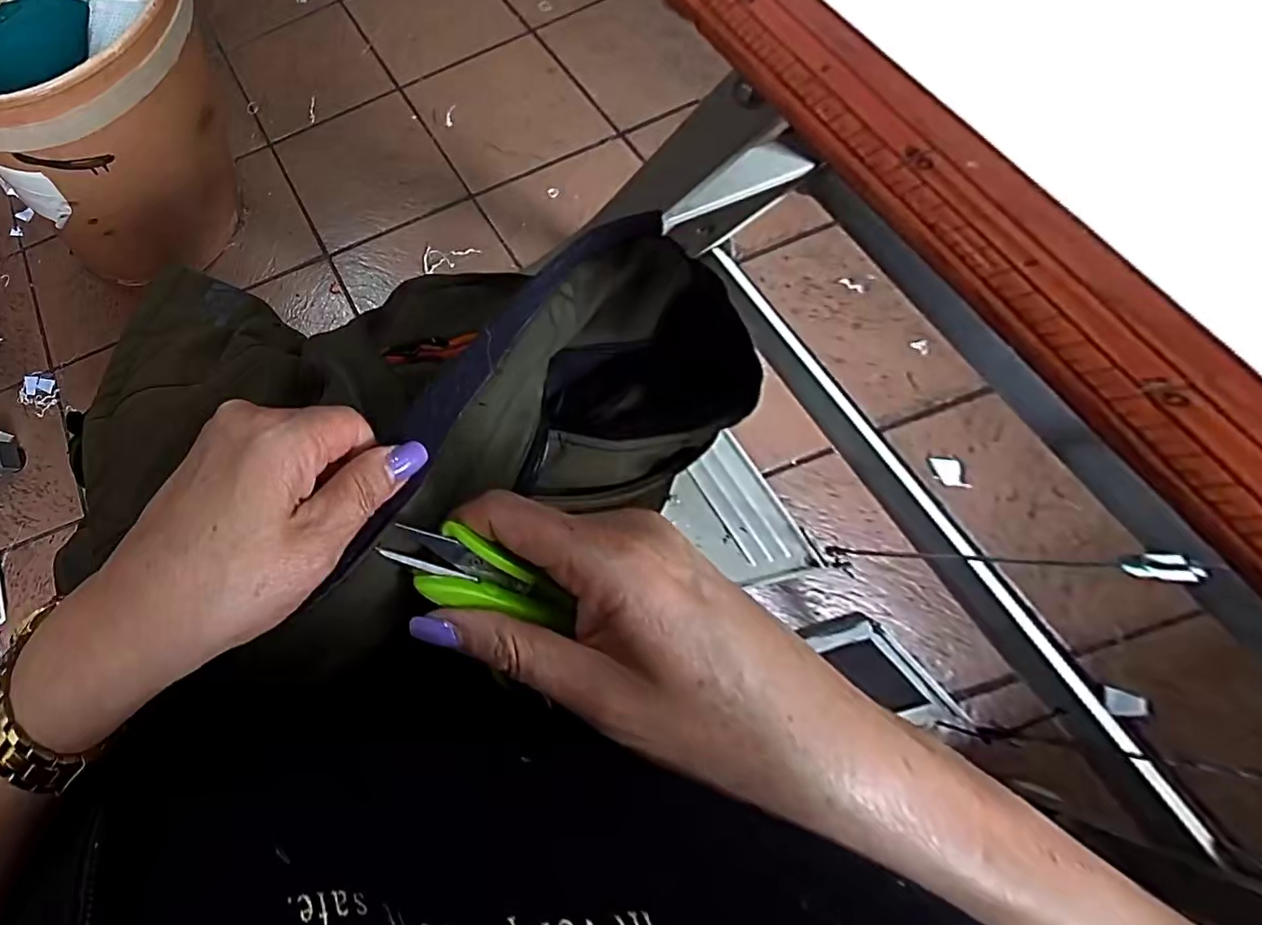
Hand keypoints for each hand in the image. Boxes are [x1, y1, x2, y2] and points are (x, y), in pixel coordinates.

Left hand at [11, 401, 425, 751]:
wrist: (140, 612)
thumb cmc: (235, 586)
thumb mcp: (315, 544)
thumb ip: (365, 490)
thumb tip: (410, 452)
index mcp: (278, 432)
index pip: (355, 424)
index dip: (363, 469)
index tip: (341, 517)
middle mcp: (245, 413)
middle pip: (320, 431)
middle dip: (328, 475)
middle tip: (304, 535)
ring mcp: (216, 430)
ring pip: (291, 443)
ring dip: (298, 481)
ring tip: (271, 536)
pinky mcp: (199, 450)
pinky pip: (258, 451)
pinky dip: (268, 480)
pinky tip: (246, 525)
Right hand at [413, 494, 1188, 924]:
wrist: (833, 749)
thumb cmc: (715, 729)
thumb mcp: (597, 695)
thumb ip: (506, 645)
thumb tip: (428, 621)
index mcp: (611, 554)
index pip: (500, 512)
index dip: (454, 538)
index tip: (433, 584)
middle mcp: (628, 524)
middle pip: (524, 523)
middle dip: (488, 568)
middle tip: (482, 629)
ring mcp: (650, 532)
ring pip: (552, 537)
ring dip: (524, 579)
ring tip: (540, 640)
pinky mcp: (662, 548)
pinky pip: (584, 547)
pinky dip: (559, 579)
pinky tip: (578, 629)